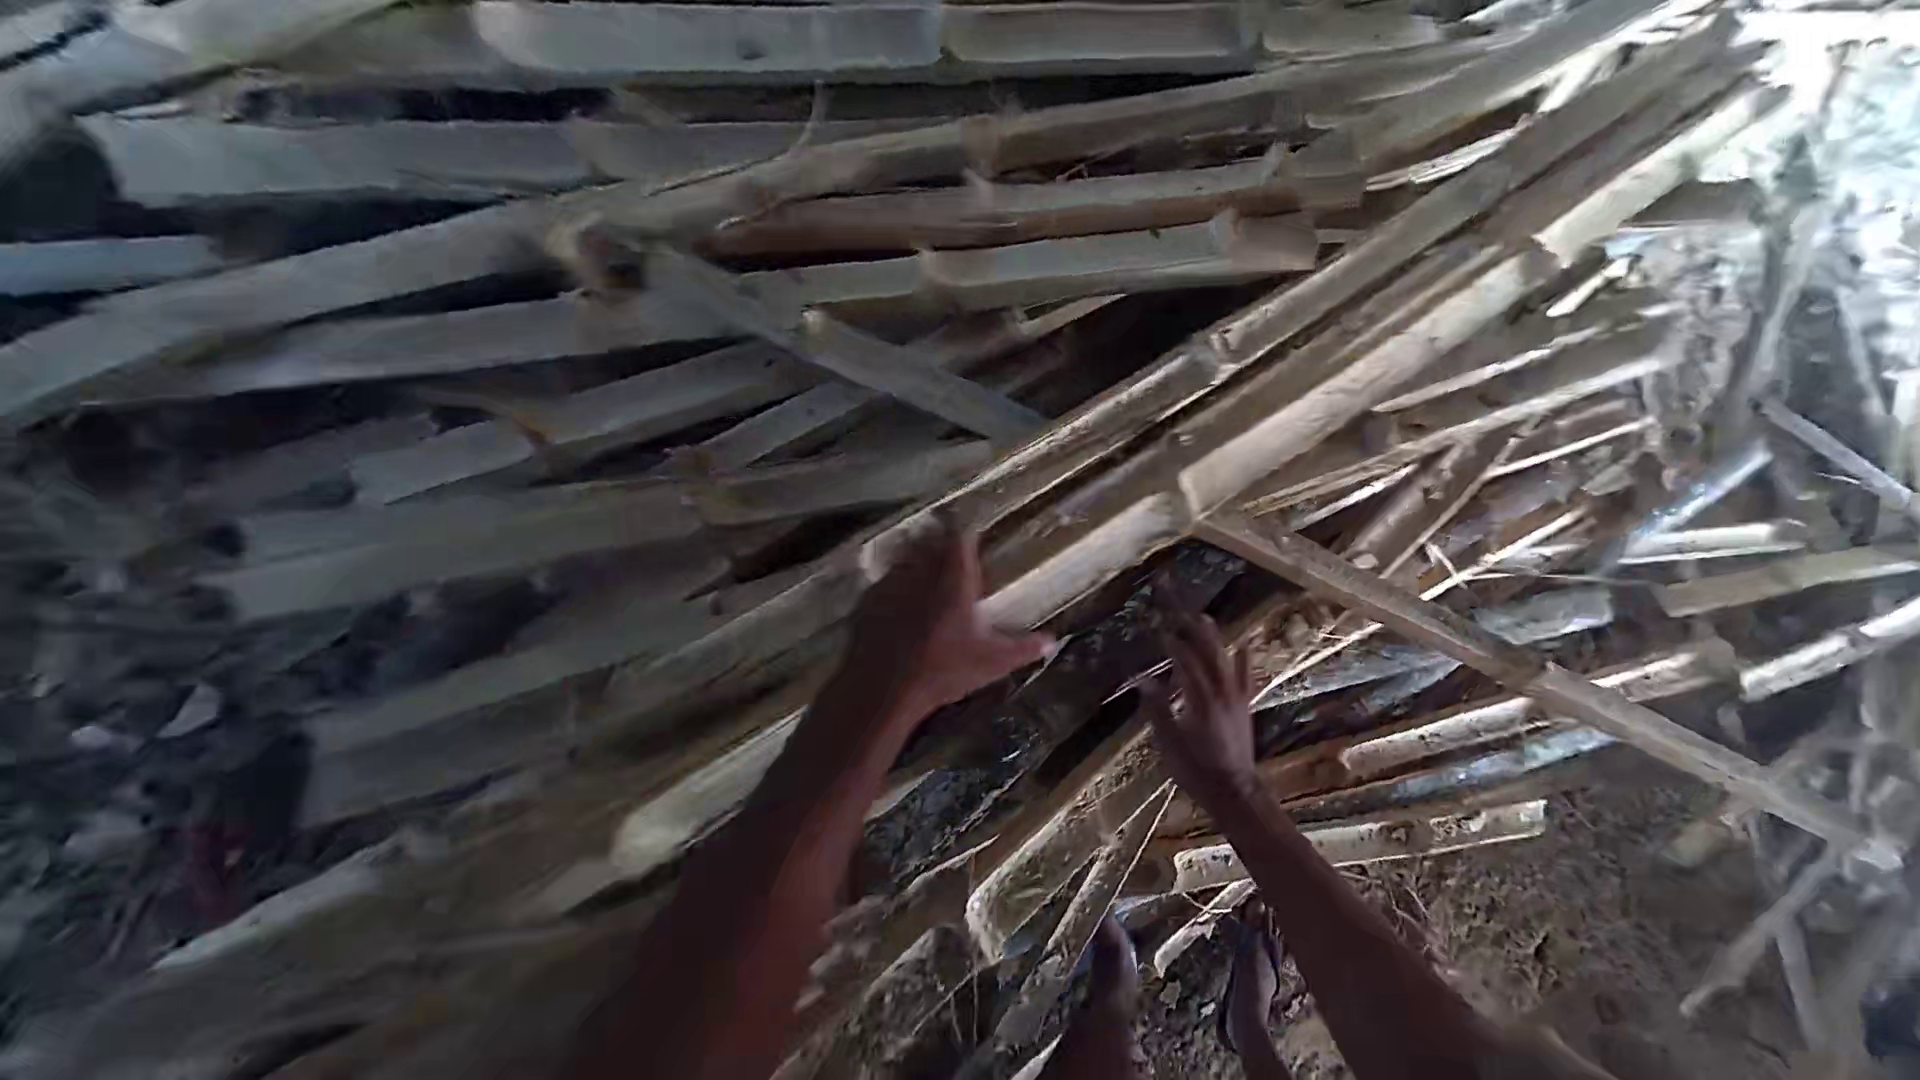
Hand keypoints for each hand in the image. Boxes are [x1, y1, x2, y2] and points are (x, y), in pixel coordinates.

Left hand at [845, 522, 1055, 721]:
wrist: (883, 688)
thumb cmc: (943, 670)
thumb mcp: (991, 662)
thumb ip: (1023, 648)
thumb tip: (1052, 642)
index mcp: (953, 580)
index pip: (961, 539)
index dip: (966, 531)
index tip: (972, 532)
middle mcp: (921, 572)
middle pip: (929, 541)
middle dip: (939, 540)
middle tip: (948, 549)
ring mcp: (890, 584)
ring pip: (904, 557)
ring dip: (915, 557)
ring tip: (924, 570)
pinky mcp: (868, 601)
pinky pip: (883, 581)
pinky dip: (893, 583)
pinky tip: (897, 600)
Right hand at [1142, 596, 1259, 806]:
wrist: (1235, 791)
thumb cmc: (1196, 770)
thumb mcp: (1169, 742)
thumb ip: (1156, 709)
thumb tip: (1141, 679)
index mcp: (1201, 699)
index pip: (1185, 662)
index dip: (1173, 644)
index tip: (1160, 630)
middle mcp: (1222, 692)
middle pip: (1208, 652)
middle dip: (1193, 629)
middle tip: (1180, 611)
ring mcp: (1237, 698)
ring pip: (1226, 659)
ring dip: (1214, 638)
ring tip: (1203, 618)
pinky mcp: (1245, 706)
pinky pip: (1245, 677)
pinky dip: (1243, 660)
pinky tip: (1243, 646)